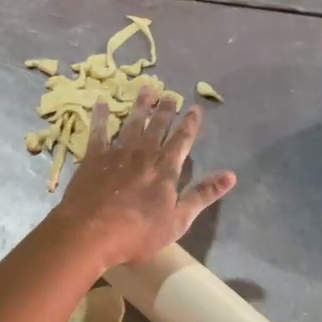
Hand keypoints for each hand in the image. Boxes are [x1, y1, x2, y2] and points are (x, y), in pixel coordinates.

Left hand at [49, 86, 235, 270]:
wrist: (90, 231)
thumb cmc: (137, 232)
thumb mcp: (178, 220)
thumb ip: (202, 195)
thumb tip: (231, 175)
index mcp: (165, 168)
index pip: (182, 140)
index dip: (190, 124)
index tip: (195, 108)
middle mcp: (143, 153)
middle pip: (158, 126)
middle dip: (166, 109)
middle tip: (170, 94)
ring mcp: (117, 152)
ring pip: (132, 122)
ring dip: (141, 105)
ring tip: (146, 89)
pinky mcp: (94, 156)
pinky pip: (99, 131)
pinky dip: (101, 116)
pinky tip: (101, 102)